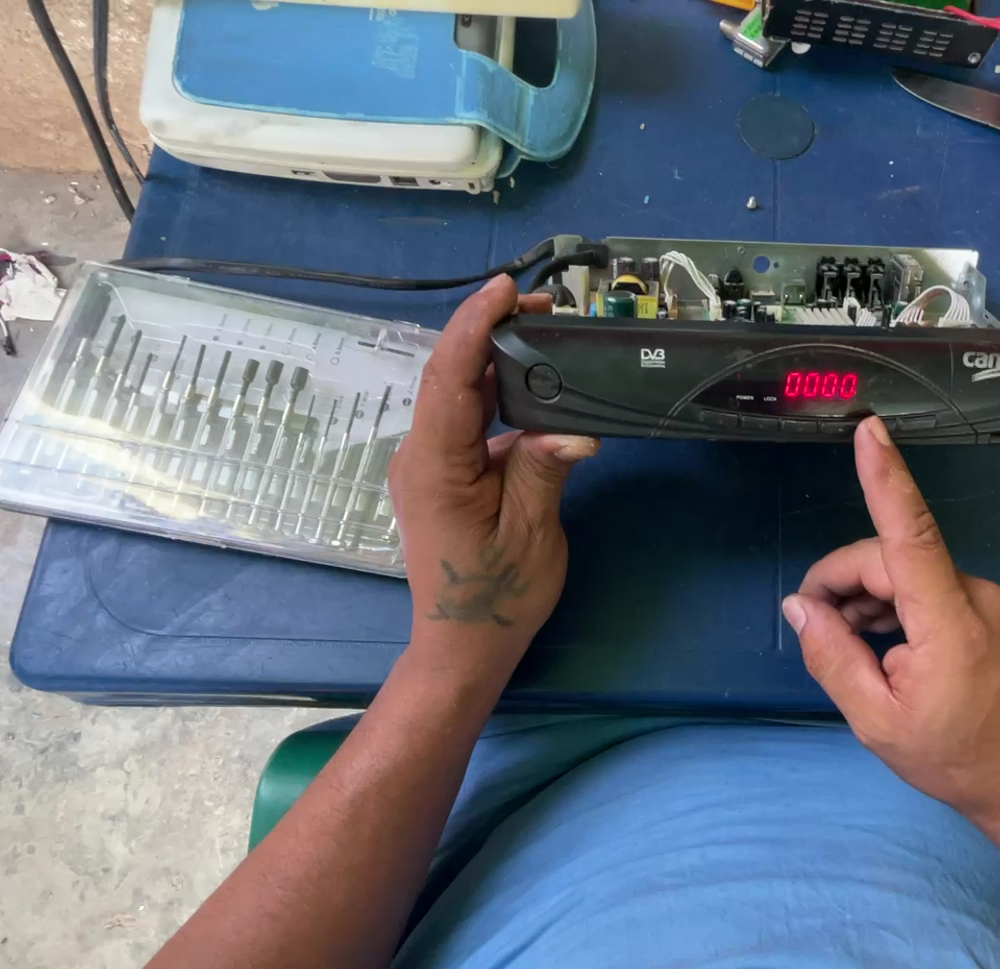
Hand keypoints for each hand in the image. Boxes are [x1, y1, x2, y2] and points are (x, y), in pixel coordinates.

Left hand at [388, 276, 598, 689]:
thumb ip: (545, 471)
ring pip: (460, 398)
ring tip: (546, 338)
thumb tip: (576, 430)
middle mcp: (423, 455)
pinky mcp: (446, 476)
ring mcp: (431, 465)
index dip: (475, 326)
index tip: (508, 290)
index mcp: (436, 464)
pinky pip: (469, 424)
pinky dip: (499, 398)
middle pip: (451, 377)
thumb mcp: (530, 534)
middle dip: (492, 334)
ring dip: (497, 364)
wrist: (463, 646)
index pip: (450, 377)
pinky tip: (535, 389)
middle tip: (547, 310)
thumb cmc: (496, 597)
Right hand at [780, 416, 999, 826]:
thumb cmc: (952, 760)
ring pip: (916, 576)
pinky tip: (893, 645)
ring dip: (876, 598)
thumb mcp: (875, 722)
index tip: (870, 432)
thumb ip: (833, 657)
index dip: (888, 480)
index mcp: (951, 626)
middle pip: (896, 561)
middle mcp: (981, 599)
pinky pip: (940, 590)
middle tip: (817, 625)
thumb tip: (801, 607)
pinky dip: (906, 606)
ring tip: (857, 646)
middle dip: (847, 583)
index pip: (913, 537)